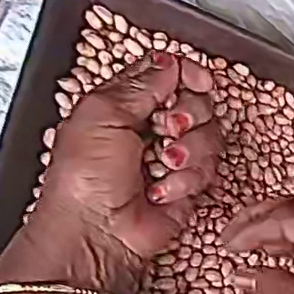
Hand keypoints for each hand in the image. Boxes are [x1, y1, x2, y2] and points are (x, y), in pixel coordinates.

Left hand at [27, 51, 220, 288]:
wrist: (98, 232)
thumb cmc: (84, 179)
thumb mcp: (102, 114)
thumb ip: (141, 85)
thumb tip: (170, 62)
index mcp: (127, 103)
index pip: (169, 74)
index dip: (187, 73)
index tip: (197, 79)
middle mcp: (154, 128)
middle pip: (198, 104)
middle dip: (189, 116)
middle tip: (167, 128)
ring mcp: (175, 158)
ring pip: (209, 138)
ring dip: (188, 152)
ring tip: (162, 166)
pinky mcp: (190, 186)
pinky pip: (209, 171)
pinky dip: (186, 180)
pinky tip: (162, 191)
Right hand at [219, 199, 293, 293]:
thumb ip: (280, 288)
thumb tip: (240, 274)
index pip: (290, 219)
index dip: (255, 229)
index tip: (229, 245)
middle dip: (259, 219)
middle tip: (230, 236)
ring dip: (271, 228)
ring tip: (244, 245)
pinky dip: (288, 240)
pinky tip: (272, 253)